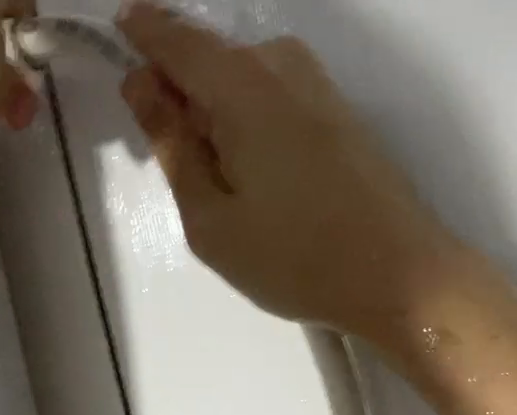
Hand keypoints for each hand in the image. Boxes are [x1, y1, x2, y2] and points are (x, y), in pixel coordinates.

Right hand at [117, 3, 464, 338]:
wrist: (400, 276)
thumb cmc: (296, 258)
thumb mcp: (211, 219)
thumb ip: (172, 144)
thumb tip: (142, 84)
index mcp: (239, 83)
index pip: (170, 35)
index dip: (137, 39)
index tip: (115, 59)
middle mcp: (280, 64)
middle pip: (208, 60)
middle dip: (181, 98)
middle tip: (181, 173)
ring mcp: (318, 85)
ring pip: (243, 83)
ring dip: (219, 118)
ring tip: (227, 193)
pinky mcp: (340, 112)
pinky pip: (274, 100)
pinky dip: (252, 127)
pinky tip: (264, 187)